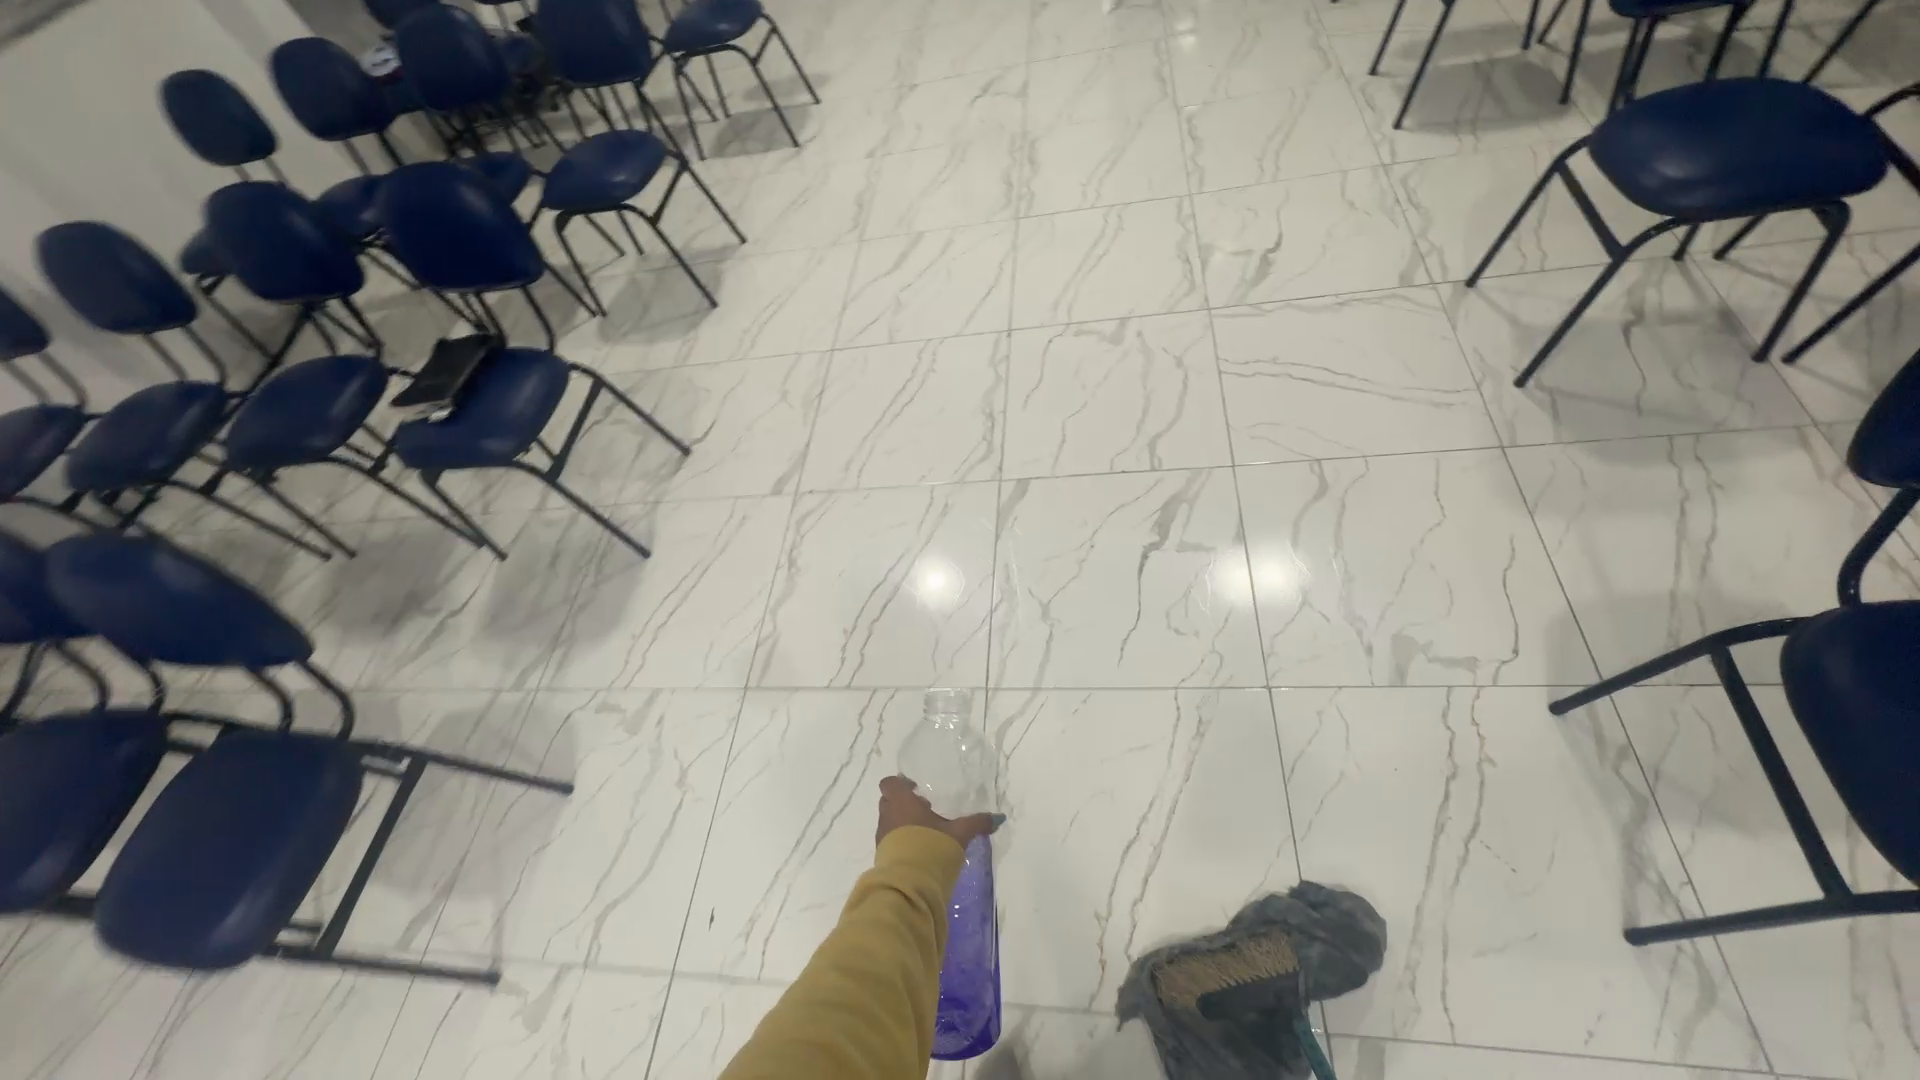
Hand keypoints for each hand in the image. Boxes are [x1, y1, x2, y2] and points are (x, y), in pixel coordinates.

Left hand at [876, 775, 1000, 848]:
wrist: (909, 883)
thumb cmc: (931, 846)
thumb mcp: (959, 833)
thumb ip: (977, 823)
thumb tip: (999, 818)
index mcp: (902, 802)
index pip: (889, 783)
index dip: (901, 784)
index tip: (917, 790)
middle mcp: (887, 815)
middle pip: (888, 801)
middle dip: (903, 804)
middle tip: (924, 811)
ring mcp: (882, 837)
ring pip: (888, 821)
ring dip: (901, 823)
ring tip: (924, 833)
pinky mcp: (882, 856)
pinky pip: (889, 841)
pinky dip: (900, 841)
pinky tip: (919, 850)